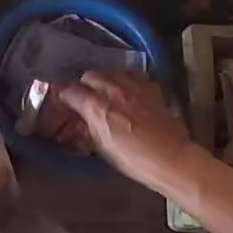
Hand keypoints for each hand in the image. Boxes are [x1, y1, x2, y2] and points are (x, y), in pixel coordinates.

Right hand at [52, 71, 198, 187]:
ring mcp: (134, 87)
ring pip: (110, 72)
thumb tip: (78, 118)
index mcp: (97, 108)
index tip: (61, 101)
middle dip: (83, 85)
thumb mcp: (100, 146)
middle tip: (83, 97)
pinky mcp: (151, 88)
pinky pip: (132, 75)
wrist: (171, 159)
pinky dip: (125, 79)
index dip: (62, 96)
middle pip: (89, 76)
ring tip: (104, 92)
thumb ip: (86, 126)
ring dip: (103, 80)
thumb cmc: (132, 160)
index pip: (70, 91)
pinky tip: (126, 89)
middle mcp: (113, 91)